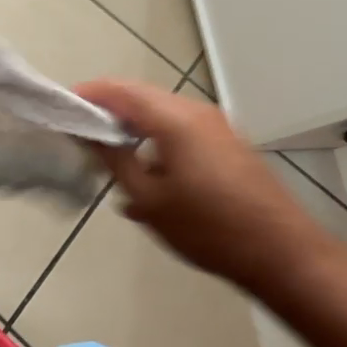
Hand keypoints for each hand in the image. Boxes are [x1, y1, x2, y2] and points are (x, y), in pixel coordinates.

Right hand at [75, 79, 337, 291]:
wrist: (285, 256)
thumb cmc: (210, 229)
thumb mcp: (149, 199)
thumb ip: (115, 160)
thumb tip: (90, 134)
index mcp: (174, 118)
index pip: (118, 90)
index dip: (87, 94)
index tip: (61, 106)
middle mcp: (196, 111)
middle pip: (141, 95)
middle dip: (108, 108)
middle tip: (80, 129)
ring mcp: (217, 126)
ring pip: (162, 112)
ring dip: (133, 124)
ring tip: (109, 153)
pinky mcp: (229, 144)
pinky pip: (181, 127)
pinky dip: (157, 136)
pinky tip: (147, 171)